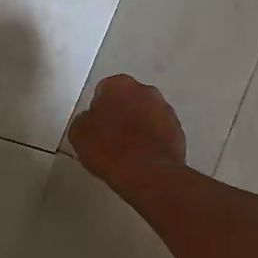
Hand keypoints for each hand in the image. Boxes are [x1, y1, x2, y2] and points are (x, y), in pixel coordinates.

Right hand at [68, 75, 186, 187]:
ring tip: (129, 150)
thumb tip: (92, 119)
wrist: (148, 172)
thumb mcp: (79, 135)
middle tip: (111, 136)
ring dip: (140, 124)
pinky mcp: (178, 128)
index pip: (105, 91)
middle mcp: (146, 90)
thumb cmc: (109, 150)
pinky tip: (144, 156)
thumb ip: (85, 119)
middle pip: (130, 98)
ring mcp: (165, 108)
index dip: (100, 109)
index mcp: (119, 85)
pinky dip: (154, 138)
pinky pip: (161, 129)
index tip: (97, 127)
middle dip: (122, 112)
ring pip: (147, 113)